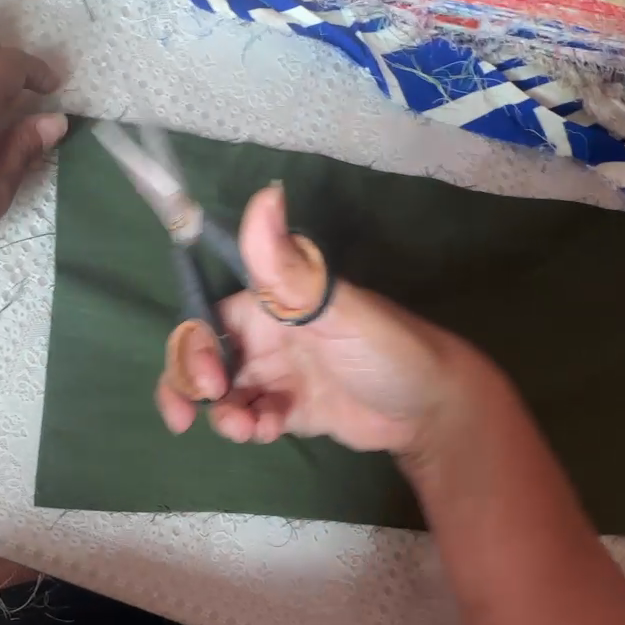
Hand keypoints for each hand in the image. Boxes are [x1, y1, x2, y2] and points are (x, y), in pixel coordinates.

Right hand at [154, 184, 493, 458]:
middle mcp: (267, 339)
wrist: (432, 407)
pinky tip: (272, 430)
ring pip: (225, 395)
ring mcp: (277, 376)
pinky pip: (253, 418)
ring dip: (225, 414)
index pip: (209, 321)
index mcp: (271, 307)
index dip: (194, 349)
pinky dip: (252, 426)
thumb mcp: (337, 308)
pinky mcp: (289, 409)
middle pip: (206, 361)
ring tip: (248, 429)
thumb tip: (267, 194)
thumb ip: (289, 267)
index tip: (206, 382)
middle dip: (193, 388)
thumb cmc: (388, 348)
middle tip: (206, 414)